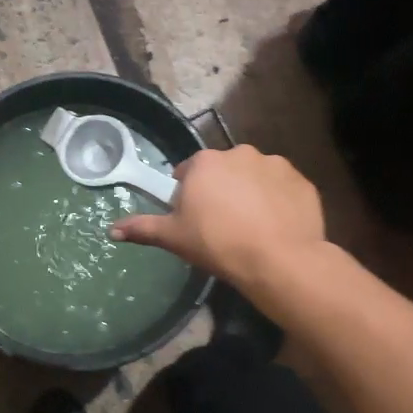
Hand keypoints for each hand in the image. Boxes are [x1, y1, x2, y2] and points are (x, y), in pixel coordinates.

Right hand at [112, 147, 329, 292]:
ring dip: (248, 194)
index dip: (186, 196)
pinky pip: (281, 189)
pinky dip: (276, 202)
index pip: (186, 172)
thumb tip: (111, 230)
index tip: (191, 220)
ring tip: (249, 228)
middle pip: (221, 172)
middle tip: (219, 226)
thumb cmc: (217, 243)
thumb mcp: (173, 238)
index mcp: (205, 163)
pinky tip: (273, 227)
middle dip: (219, 191)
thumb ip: (143, 228)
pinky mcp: (301, 181)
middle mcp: (240, 153)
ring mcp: (275, 164)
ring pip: (253, 178)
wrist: (278, 259)